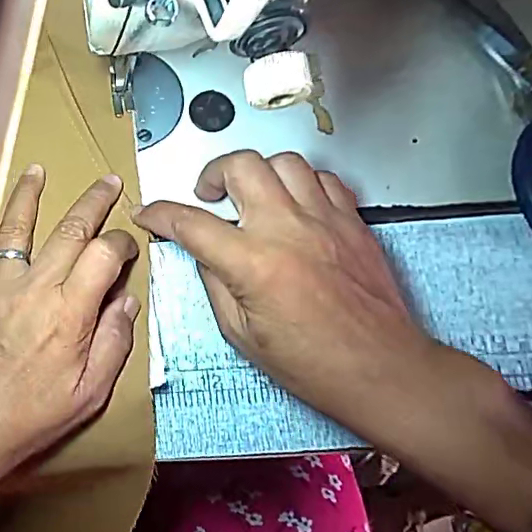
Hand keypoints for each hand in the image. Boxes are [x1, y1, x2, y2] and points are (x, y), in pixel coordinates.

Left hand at [0, 166, 140, 493]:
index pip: (105, 254)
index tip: (129, 247)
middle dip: (94, 202)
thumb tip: (125, 301)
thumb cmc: (30, 416)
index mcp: (69, 312)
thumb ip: (113, 341)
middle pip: (71, 230)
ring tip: (40, 170)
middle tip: (109, 183)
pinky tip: (0, 211)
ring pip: (19, 226)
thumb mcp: (89, 392)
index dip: (123, 242)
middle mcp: (35, 288)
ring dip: (32, 193)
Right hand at [131, 151, 439, 415]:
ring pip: (283, 161)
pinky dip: (299, 183)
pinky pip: (322, 178)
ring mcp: (326, 220)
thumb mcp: (239, 332)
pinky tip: (291, 205)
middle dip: (211, 174)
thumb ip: (214, 282)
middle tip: (206, 195)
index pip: (190, 222)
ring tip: (250, 196)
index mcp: (253, 264)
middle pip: (240, 166)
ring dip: (257, 173)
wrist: (383, 370)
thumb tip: (201, 251)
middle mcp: (289, 231)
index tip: (148, 213)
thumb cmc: (313, 363)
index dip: (159, 213)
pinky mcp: (353, 222)